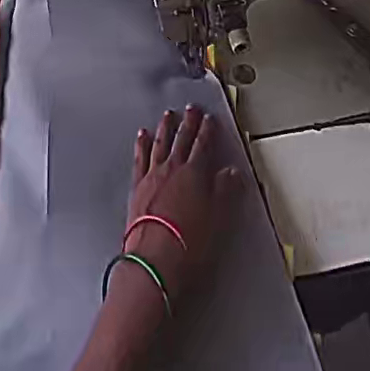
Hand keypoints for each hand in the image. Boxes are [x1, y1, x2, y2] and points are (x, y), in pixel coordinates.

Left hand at [123, 105, 242, 301]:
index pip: (203, 145)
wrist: (154, 261)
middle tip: (191, 108)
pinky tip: (142, 136)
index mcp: (194, 173)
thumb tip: (232, 172)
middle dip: (188, 123)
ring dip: (165, 128)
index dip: (207, 130)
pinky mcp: (137, 187)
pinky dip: (142, 145)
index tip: (210, 118)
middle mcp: (172, 168)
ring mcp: (152, 176)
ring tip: (168, 115)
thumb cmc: (189, 243)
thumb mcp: (218, 219)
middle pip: (181, 139)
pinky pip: (140, 158)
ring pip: (160, 143)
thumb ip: (225, 192)